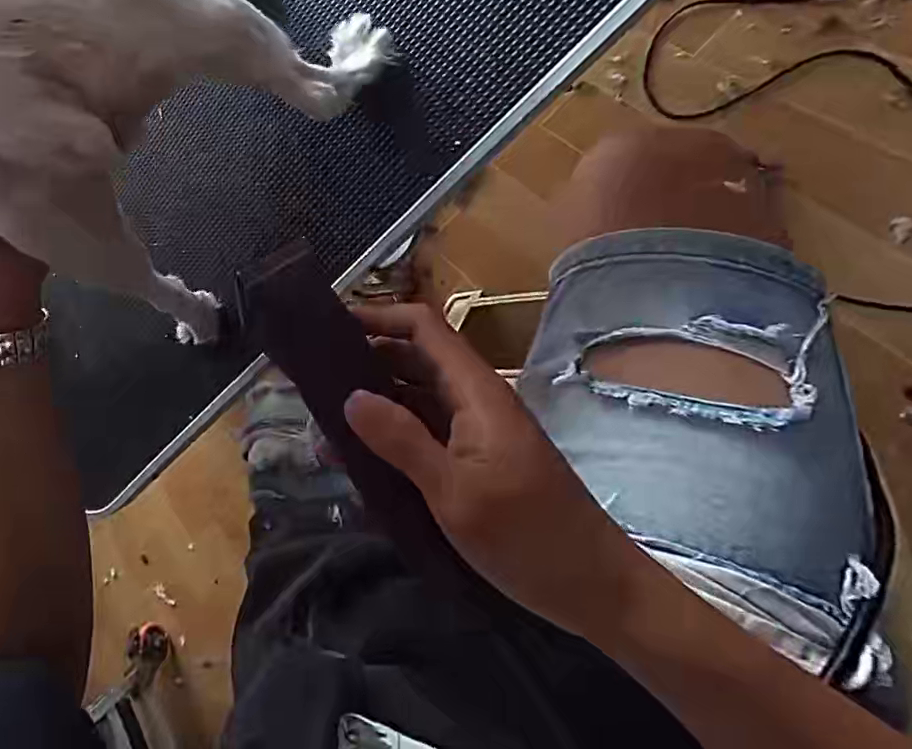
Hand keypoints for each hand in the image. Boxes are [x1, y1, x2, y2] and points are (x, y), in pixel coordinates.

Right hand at [343, 303, 656, 639]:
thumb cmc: (530, 538)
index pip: (423, 327)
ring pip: (413, 398)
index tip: (329, 329)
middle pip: (412, 359)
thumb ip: (401, 440)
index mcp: (475, 391)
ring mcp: (474, 430)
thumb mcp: (455, 493)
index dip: (378, 317)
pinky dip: (389, 438)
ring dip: (371, 406)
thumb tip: (350, 396)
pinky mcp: (473, 459)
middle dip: (362, 364)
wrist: (600, 593)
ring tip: (323, 428)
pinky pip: (423, 433)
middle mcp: (473, 400)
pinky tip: (357, 462)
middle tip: (311, 383)